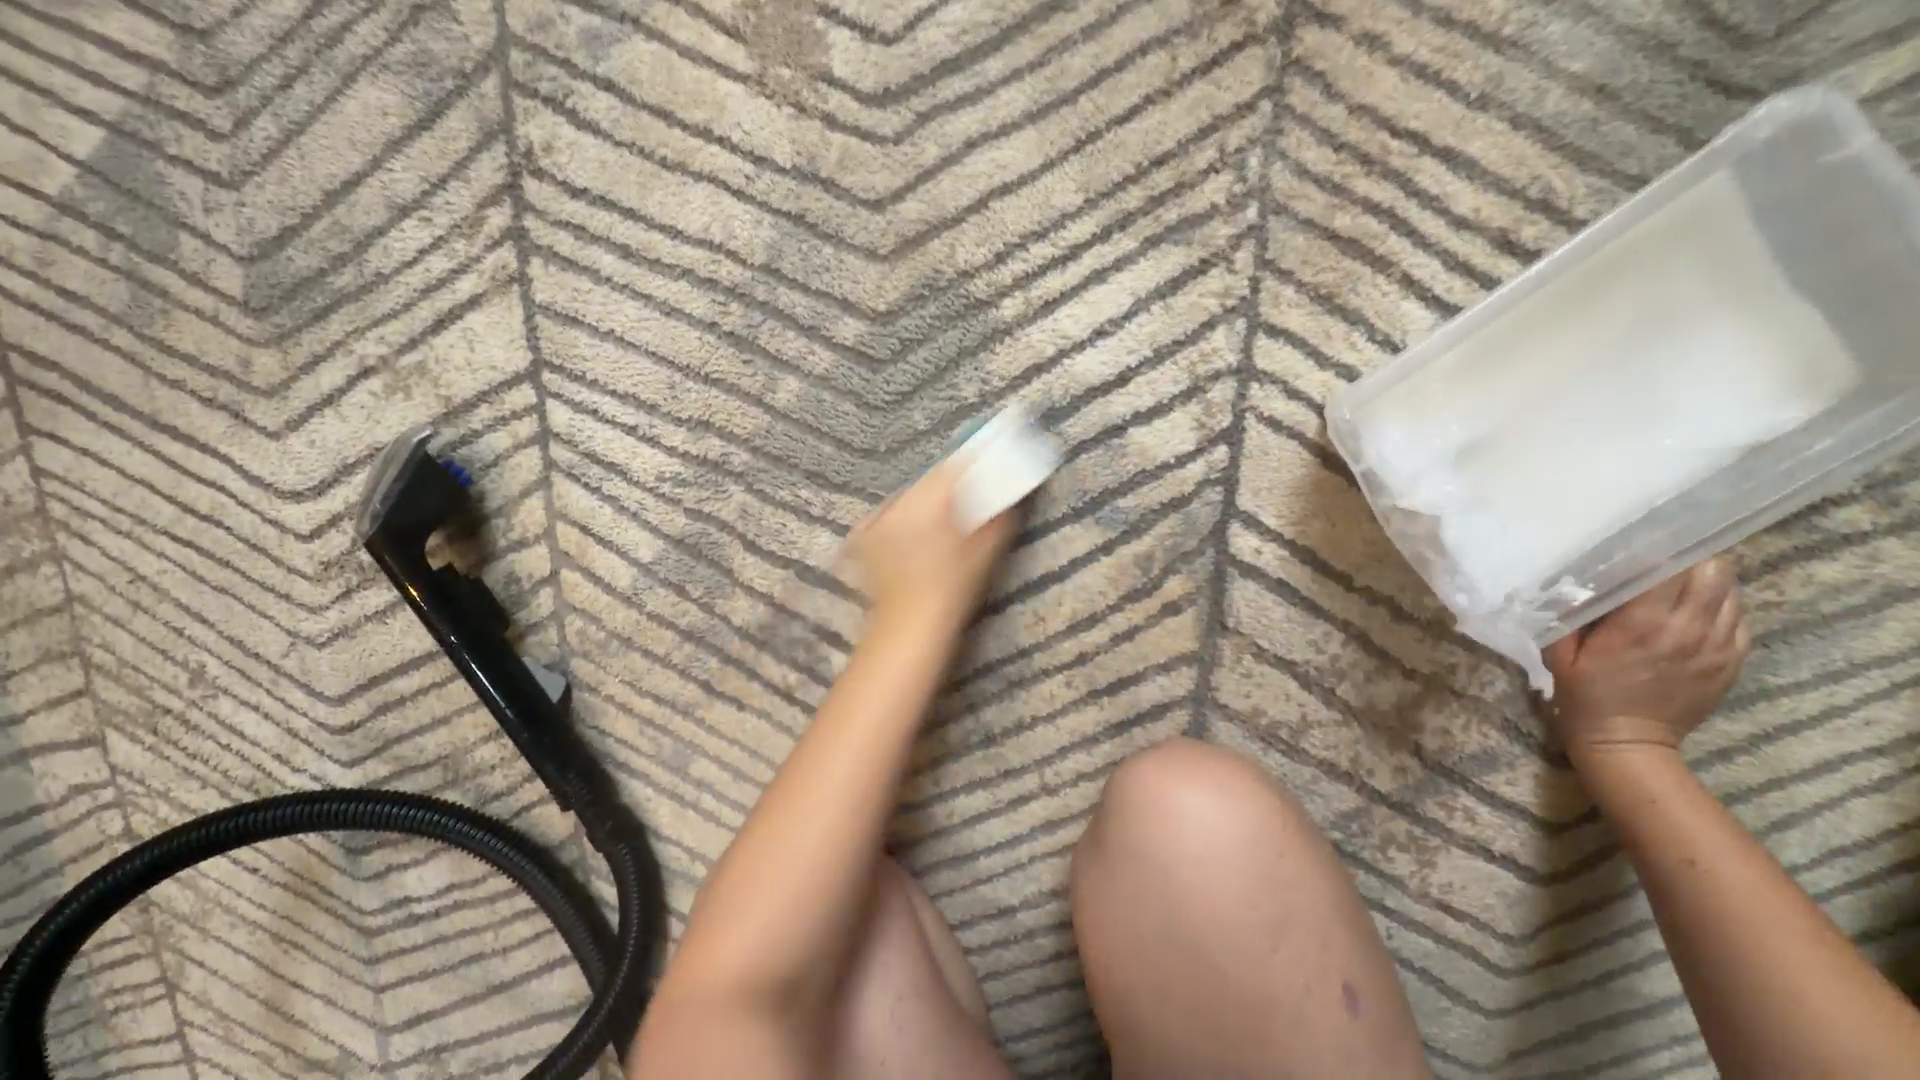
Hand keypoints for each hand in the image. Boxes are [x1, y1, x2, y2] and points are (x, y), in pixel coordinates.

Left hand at [846, 463, 1019, 628]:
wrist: (908, 629)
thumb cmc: (952, 591)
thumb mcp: (985, 552)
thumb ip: (999, 518)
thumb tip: (1010, 497)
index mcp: (931, 500)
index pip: (955, 466)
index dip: (974, 464)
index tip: (988, 466)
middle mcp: (900, 501)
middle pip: (930, 478)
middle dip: (949, 481)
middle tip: (968, 489)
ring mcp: (877, 517)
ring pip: (908, 494)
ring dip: (925, 497)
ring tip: (940, 512)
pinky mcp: (863, 535)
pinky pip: (885, 513)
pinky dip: (899, 515)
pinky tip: (909, 527)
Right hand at [1543, 558, 1750, 759]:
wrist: (1628, 744)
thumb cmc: (1585, 696)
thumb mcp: (1559, 654)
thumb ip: (1568, 614)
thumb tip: (1577, 582)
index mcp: (1643, 624)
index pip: (1669, 566)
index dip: (1659, 548)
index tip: (1643, 543)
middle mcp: (1688, 629)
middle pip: (1713, 570)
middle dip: (1692, 558)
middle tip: (1668, 560)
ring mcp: (1717, 647)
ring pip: (1731, 592)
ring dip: (1708, 582)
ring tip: (1682, 585)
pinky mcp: (1732, 662)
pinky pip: (1739, 619)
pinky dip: (1721, 608)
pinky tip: (1697, 613)